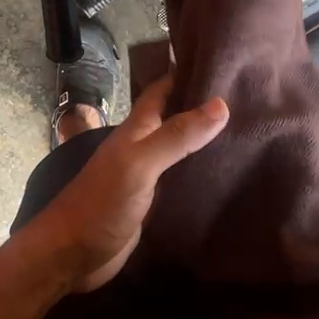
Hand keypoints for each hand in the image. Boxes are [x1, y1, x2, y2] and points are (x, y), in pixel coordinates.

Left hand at [19, 76, 228, 292]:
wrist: (72, 255)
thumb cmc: (101, 203)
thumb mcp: (139, 164)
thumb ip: (176, 136)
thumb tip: (221, 104)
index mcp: (136, 130)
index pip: (163, 90)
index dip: (187, 74)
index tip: (224, 62)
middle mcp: (142, 148)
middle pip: (174, 118)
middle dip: (203, 107)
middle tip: (247, 98)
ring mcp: (147, 177)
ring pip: (179, 150)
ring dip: (204, 142)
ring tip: (245, 133)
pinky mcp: (153, 207)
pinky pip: (181, 183)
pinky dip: (201, 176)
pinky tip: (227, 179)